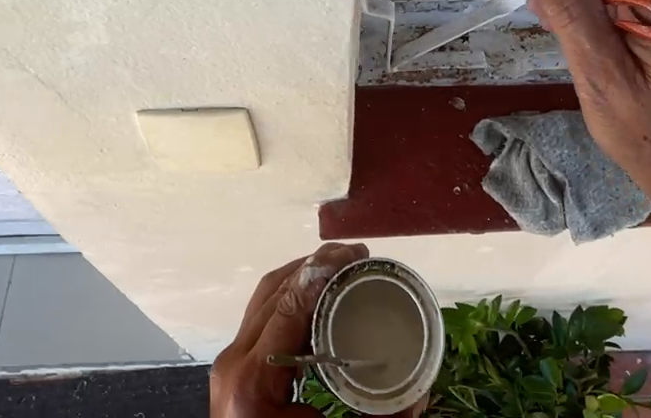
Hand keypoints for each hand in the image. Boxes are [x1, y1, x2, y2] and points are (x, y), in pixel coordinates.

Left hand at [210, 242, 369, 416]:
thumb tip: (421, 396)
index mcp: (252, 382)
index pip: (286, 307)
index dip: (320, 273)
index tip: (355, 256)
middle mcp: (233, 362)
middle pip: (273, 293)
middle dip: (315, 265)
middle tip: (356, 255)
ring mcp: (228, 363)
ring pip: (263, 298)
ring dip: (300, 274)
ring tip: (340, 264)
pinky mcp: (233, 368)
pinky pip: (260, 315)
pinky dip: (288, 295)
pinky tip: (316, 294)